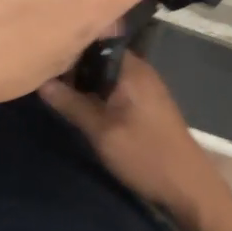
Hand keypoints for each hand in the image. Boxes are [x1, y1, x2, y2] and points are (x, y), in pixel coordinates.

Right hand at [40, 53, 227, 226]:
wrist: (191, 190)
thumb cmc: (146, 156)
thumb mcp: (102, 132)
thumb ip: (71, 104)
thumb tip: (40, 81)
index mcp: (131, 68)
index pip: (93, 40)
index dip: (67, 43)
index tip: (41, 50)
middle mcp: (139, 70)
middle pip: (97, 55)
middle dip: (71, 62)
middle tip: (41, 69)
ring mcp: (144, 86)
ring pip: (104, 72)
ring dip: (82, 78)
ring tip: (53, 83)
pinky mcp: (145, 103)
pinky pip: (113, 85)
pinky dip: (95, 89)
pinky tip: (78, 100)